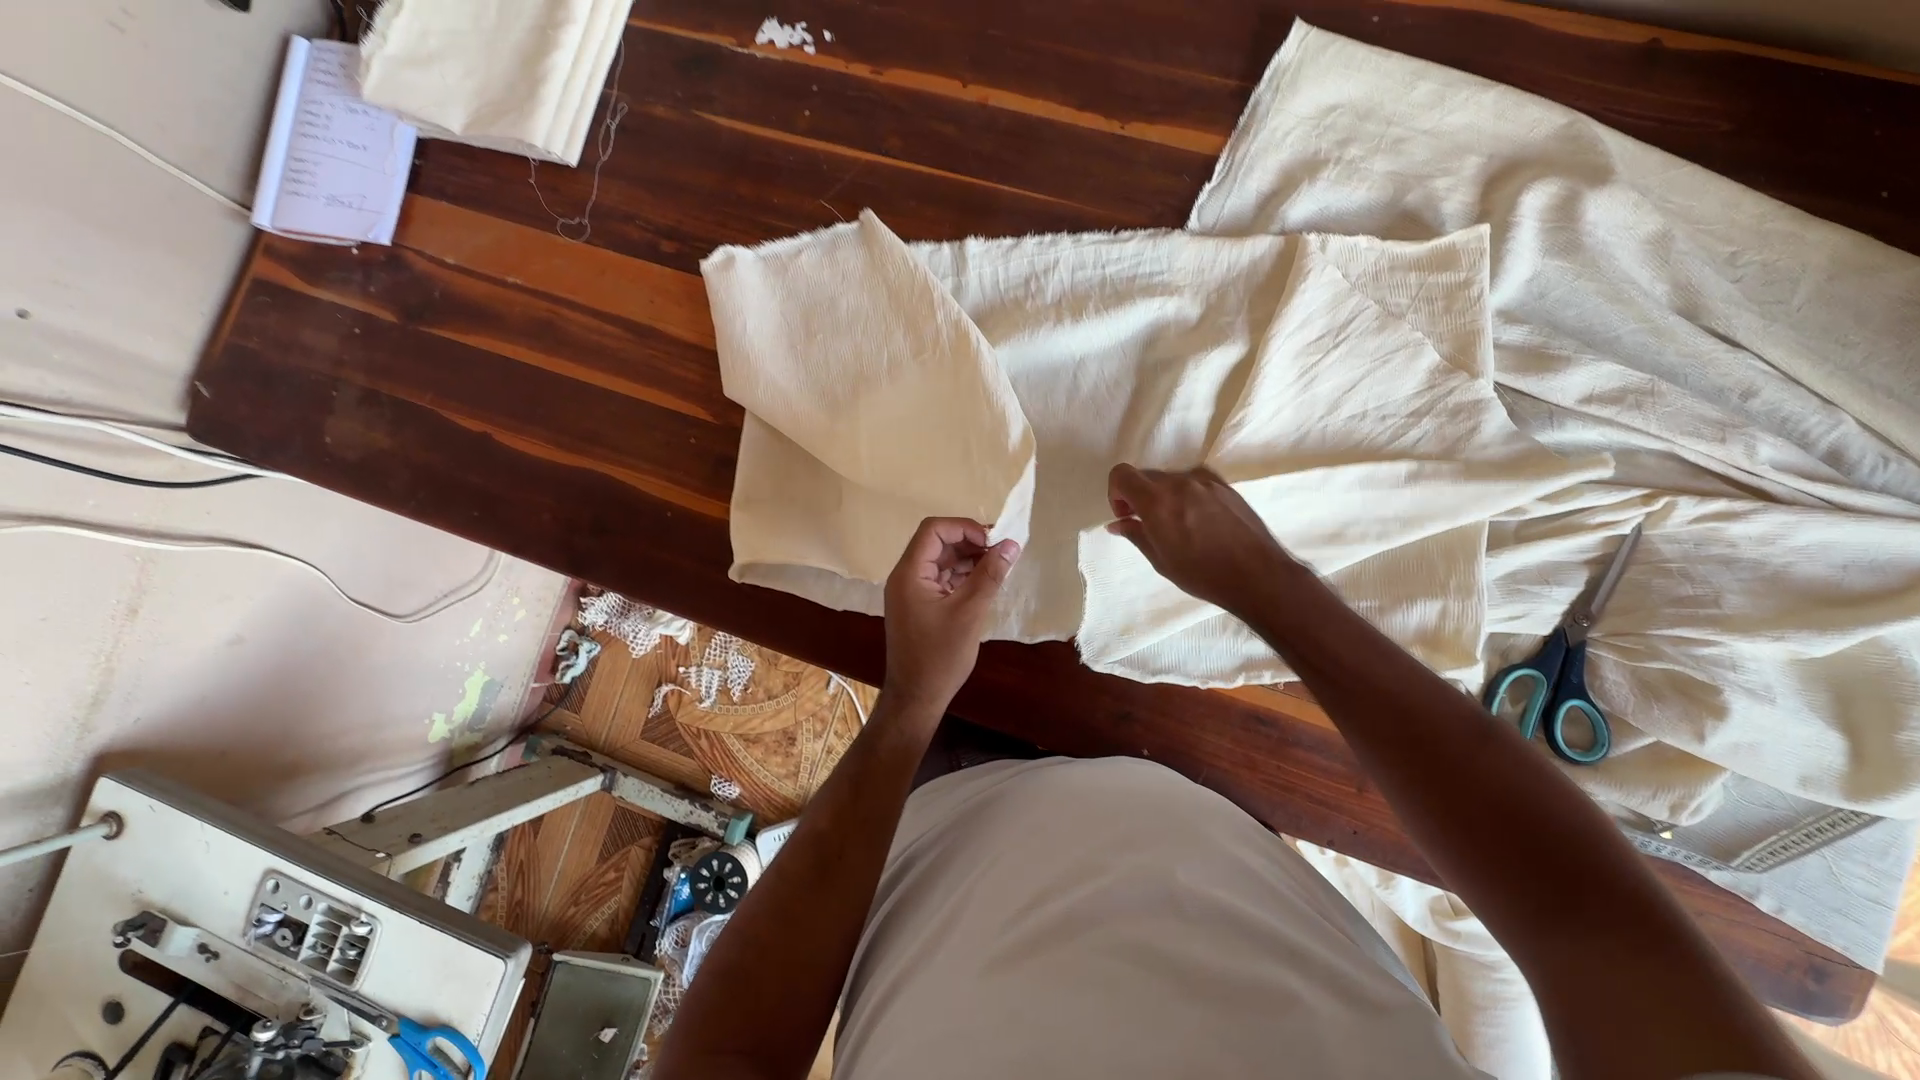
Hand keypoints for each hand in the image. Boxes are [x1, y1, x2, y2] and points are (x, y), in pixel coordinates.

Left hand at [883, 517, 1020, 713]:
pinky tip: (984, 584)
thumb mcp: (969, 613)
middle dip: (969, 543)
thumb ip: (990, 575)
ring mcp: (910, 592)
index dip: (964, 528)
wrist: (916, 697)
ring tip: (998, 567)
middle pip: (937, 543)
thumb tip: (1011, 544)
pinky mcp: (919, 606)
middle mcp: (905, 577)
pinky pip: (941, 579)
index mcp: (909, 574)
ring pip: (941, 561)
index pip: (933, 530)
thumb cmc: (940, 657)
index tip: (992, 542)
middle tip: (1001, 553)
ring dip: (968, 560)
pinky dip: (962, 576)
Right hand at [1106, 464, 1297, 614]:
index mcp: (1158, 500)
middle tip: (1148, 525)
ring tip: (1179, 527)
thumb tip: (1118, 523)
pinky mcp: (1225, 485)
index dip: (1116, 493)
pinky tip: (1200, 523)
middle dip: (1139, 497)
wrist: (1257, 574)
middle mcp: (1180, 482)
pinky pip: (1194, 483)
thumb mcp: (1161, 560)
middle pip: (1146, 476)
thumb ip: (1136, 534)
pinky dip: (1187, 496)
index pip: (1122, 475)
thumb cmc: (1203, 574)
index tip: (1126, 516)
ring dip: (1164, 497)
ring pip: (1171, 480)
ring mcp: (1205, 481)